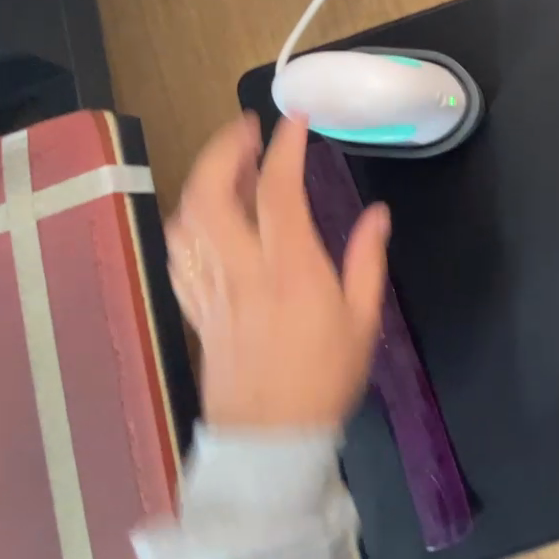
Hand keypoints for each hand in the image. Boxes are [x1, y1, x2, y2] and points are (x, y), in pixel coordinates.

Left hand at [167, 112, 390, 430]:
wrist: (270, 438)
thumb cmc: (326, 376)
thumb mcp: (364, 318)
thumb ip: (367, 259)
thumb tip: (377, 212)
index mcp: (291, 268)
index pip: (278, 192)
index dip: (283, 149)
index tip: (295, 121)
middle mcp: (242, 269)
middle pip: (211, 196)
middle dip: (223, 152)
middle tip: (247, 128)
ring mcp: (211, 288)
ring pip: (187, 221)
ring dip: (202, 180)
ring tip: (228, 162)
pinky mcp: (196, 308)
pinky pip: (181, 253)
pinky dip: (189, 220)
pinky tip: (205, 214)